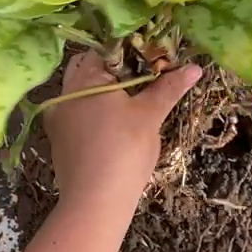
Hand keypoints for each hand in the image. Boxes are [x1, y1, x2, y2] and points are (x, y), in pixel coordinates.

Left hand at [44, 52, 201, 214]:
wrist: (94, 201)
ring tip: (130, 100)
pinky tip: (111, 124)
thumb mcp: (150, 115)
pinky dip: (92, 112)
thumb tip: (194, 67)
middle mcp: (64, 91)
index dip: (130, 51)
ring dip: (102, 91)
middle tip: (143, 79)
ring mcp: (57, 116)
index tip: (151, 58)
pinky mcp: (58, 138)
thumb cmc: (124, 149)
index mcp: (85, 77)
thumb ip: (169, 87)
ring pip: (80, 92)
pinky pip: (75, 114)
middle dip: (114, 70)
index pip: (106, 49)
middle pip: (89, 68)